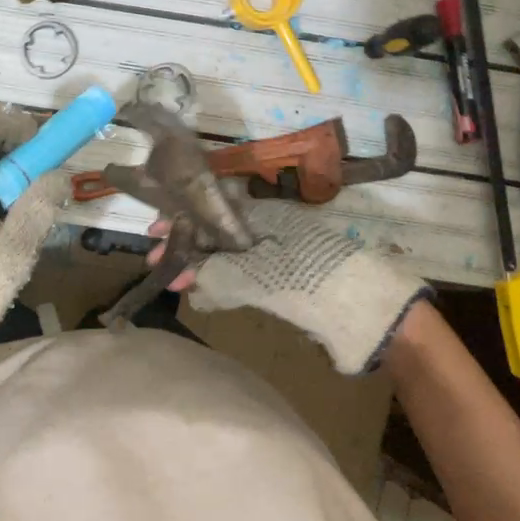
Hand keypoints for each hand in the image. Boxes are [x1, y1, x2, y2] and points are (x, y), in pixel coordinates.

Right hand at [153, 199, 430, 374]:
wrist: (365, 310)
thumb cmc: (309, 280)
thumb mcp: (255, 274)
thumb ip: (217, 273)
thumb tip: (187, 276)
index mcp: (262, 215)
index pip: (211, 210)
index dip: (181, 220)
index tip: (154, 232)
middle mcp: (269, 229)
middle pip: (216, 232)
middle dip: (184, 245)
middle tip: (154, 260)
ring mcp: (278, 255)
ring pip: (227, 255)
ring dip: (199, 265)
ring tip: (172, 280)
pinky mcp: (286, 280)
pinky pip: (243, 275)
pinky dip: (220, 282)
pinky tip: (201, 292)